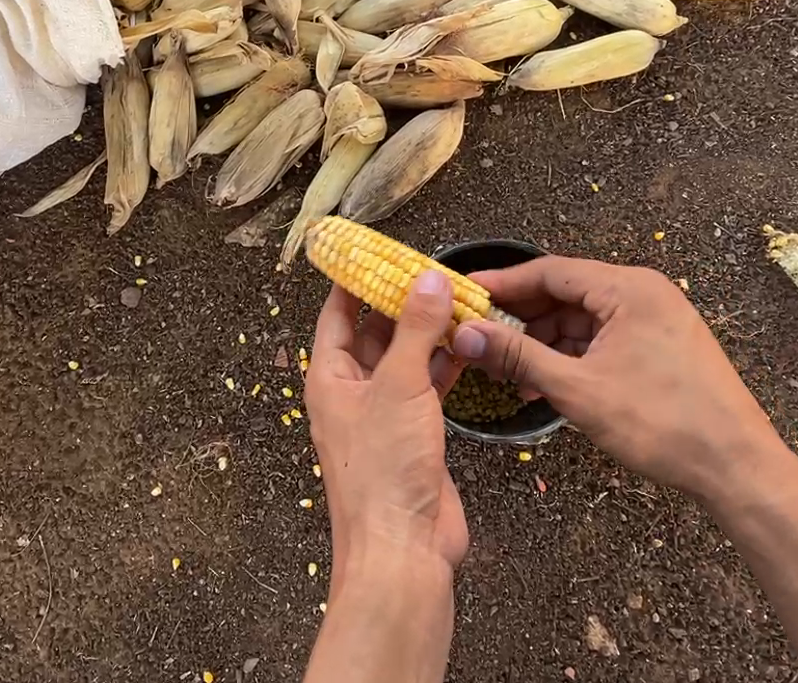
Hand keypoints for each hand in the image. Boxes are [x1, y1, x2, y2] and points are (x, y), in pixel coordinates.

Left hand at [306, 273, 467, 576]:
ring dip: (428, 331)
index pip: (339, 312)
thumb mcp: (399, 387)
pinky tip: (467, 340)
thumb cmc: (384, 470)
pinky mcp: (413, 431)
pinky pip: (427, 384)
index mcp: (330, 375)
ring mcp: (384, 411)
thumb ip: (415, 330)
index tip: (376, 247)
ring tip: (457, 296)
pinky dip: (444, 362)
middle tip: (432, 268)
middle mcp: (353, 389)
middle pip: (375, 332)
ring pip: (405, 357)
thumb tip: (426, 278)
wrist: (403, 551)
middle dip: (402, 302)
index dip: (355, 279)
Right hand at [451, 257, 781, 499]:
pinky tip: (546, 384)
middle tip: (481, 336)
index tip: (466, 293)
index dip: (503, 283)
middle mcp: (643, 293)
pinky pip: (602, 338)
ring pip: (582, 319)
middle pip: (565, 293)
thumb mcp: (577, 389)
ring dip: (544, 343)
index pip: (550, 271)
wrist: (740, 470)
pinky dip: (572, 356)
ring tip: (510, 373)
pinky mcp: (661, 345)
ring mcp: (655, 319)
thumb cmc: (663, 423)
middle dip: (521, 318)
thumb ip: (517, 356)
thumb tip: (465, 334)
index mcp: (628, 288)